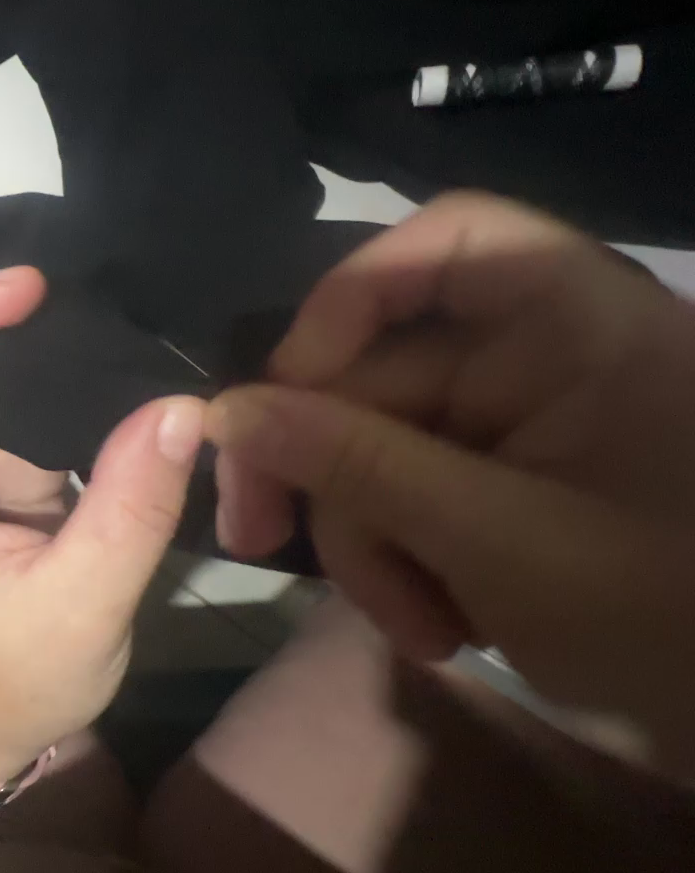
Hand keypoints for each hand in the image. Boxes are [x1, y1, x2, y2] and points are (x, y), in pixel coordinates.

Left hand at [0, 266, 205, 780]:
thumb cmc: (12, 675)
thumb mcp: (77, 604)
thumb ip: (128, 510)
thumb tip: (181, 408)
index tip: (21, 287)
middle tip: (70, 274)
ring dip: (35, 340)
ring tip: (101, 299)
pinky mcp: (12, 471)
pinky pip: (35, 410)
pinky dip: (70, 381)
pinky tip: (114, 353)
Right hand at [206, 193, 694, 772]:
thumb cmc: (687, 628)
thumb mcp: (507, 545)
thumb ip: (356, 466)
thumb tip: (224, 412)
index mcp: (587, 335)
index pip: (451, 244)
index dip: (350, 295)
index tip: (289, 386)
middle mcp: (536, 359)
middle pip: (367, 369)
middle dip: (312, 468)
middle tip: (255, 536)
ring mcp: (507, 422)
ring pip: (360, 442)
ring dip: (357, 535)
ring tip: (410, 625)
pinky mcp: (487, 475)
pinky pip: (386, 485)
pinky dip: (387, 552)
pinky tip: (429, 618)